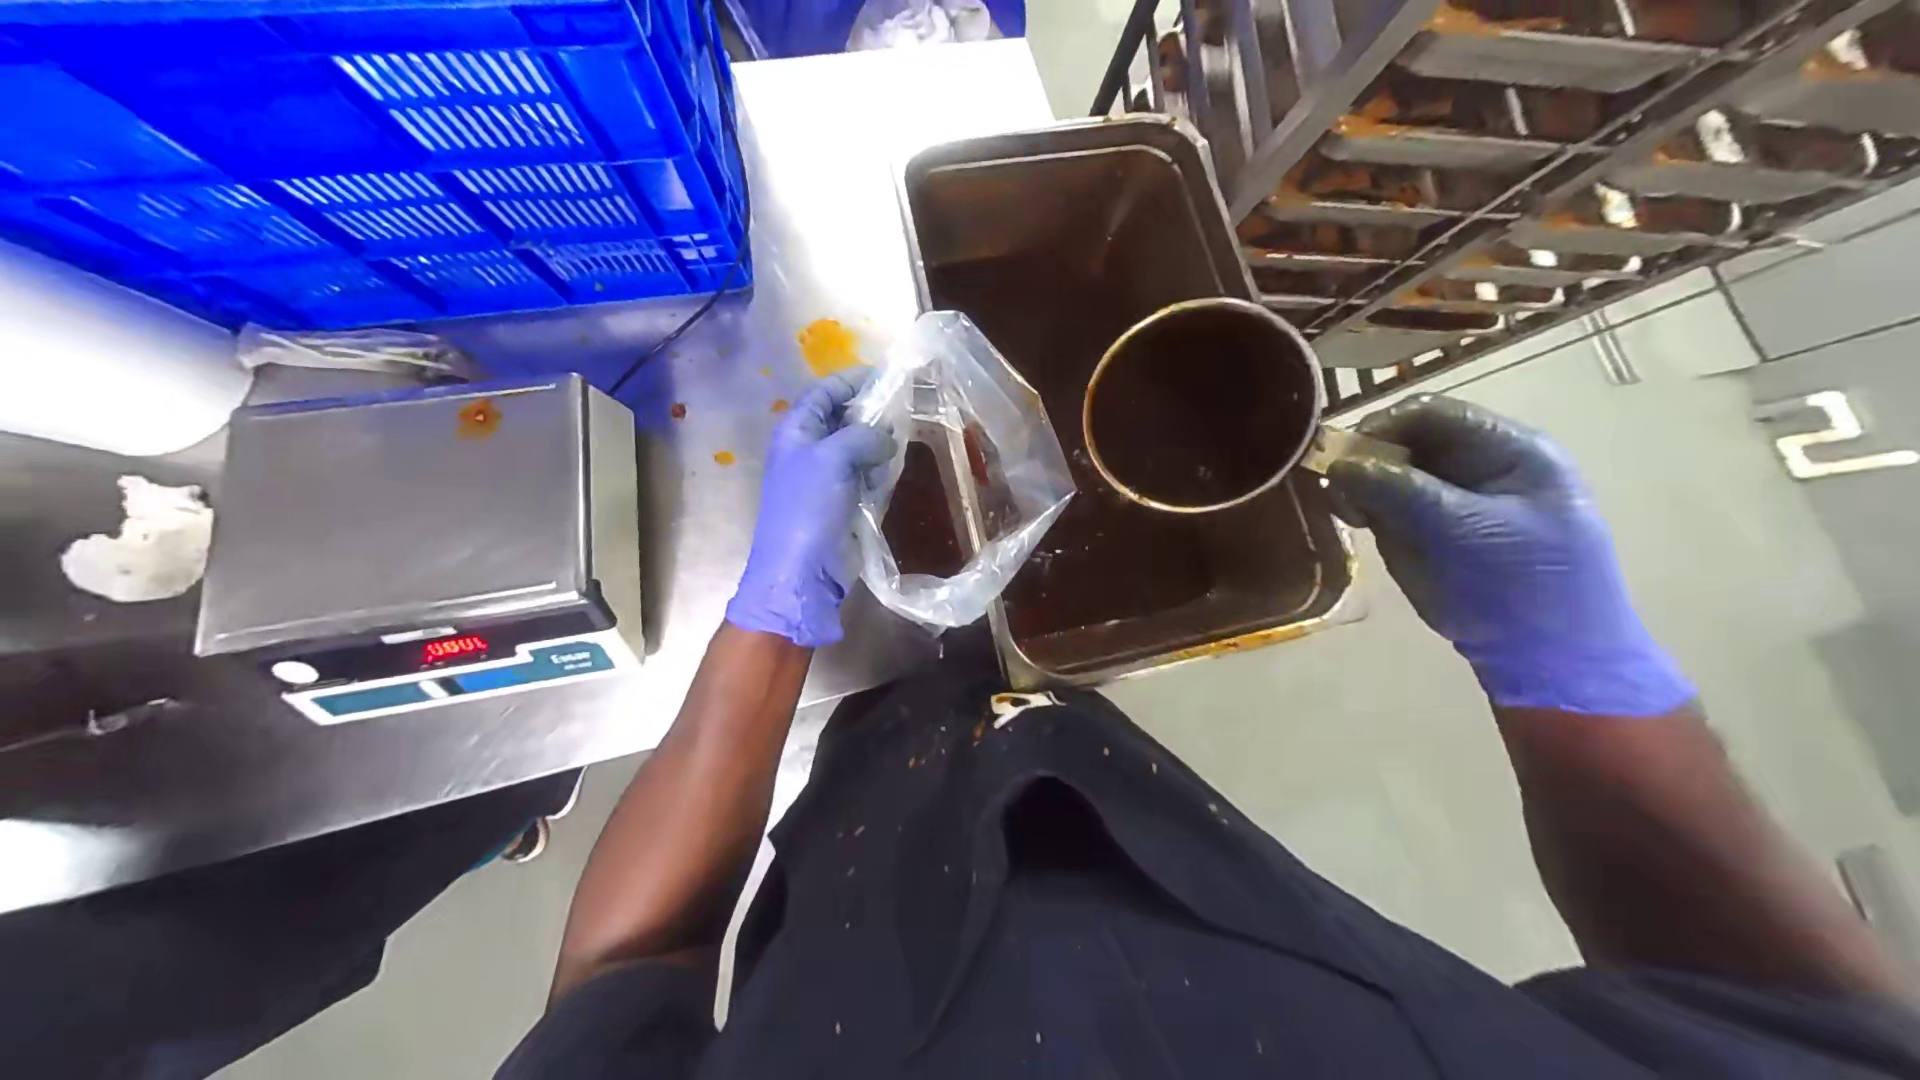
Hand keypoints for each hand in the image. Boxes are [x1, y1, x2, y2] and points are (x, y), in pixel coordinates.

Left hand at [726, 369, 894, 646]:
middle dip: (873, 410)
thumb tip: (887, 436)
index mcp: (796, 431)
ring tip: (911, 430)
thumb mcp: (832, 459)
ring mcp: (826, 478)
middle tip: (909, 403)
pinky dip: (881, 468)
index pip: (825, 392)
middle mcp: (809, 449)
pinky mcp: (843, 502)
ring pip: (858, 447)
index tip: (890, 376)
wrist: (802, 572)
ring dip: (880, 440)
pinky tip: (900, 464)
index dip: (854, 381)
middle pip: (843, 418)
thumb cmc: (808, 509)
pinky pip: (866, 475)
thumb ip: (861, 435)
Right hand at [1326, 394, 1691, 715]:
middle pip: (1405, 439)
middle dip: (1366, 459)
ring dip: (1359, 485)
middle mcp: (1474, 465)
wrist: (1539, 653)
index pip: (1434, 414)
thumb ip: (1400, 491)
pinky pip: (1382, 502)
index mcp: (1507, 450)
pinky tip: (1355, 521)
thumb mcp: (1463, 530)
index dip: (1385, 426)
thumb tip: (1338, 463)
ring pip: (1386, 471)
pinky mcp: (1424, 526)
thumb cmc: (1518, 584)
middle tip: (1341, 491)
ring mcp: (1447, 496)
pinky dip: (1361, 506)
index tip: (1344, 455)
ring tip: (1350, 513)